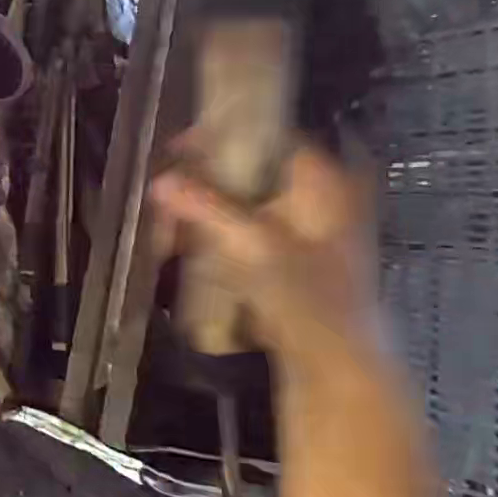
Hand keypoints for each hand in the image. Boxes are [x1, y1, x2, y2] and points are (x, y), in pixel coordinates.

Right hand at [150, 141, 375, 360]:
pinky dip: (227, 227)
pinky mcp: (301, 254)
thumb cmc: (306, 294)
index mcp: (323, 179)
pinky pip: (256, 225)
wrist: (338, 362)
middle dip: (211, 174)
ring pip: (254, 198)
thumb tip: (159, 180)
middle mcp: (323, 194)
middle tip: (173, 183)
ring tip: (177, 213)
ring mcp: (314, 226)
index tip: (182, 147)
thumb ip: (204, 206)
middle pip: (258, 166)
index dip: (224, 134)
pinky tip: (197, 241)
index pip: (269, 134)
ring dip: (215, 203)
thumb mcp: (250, 243)